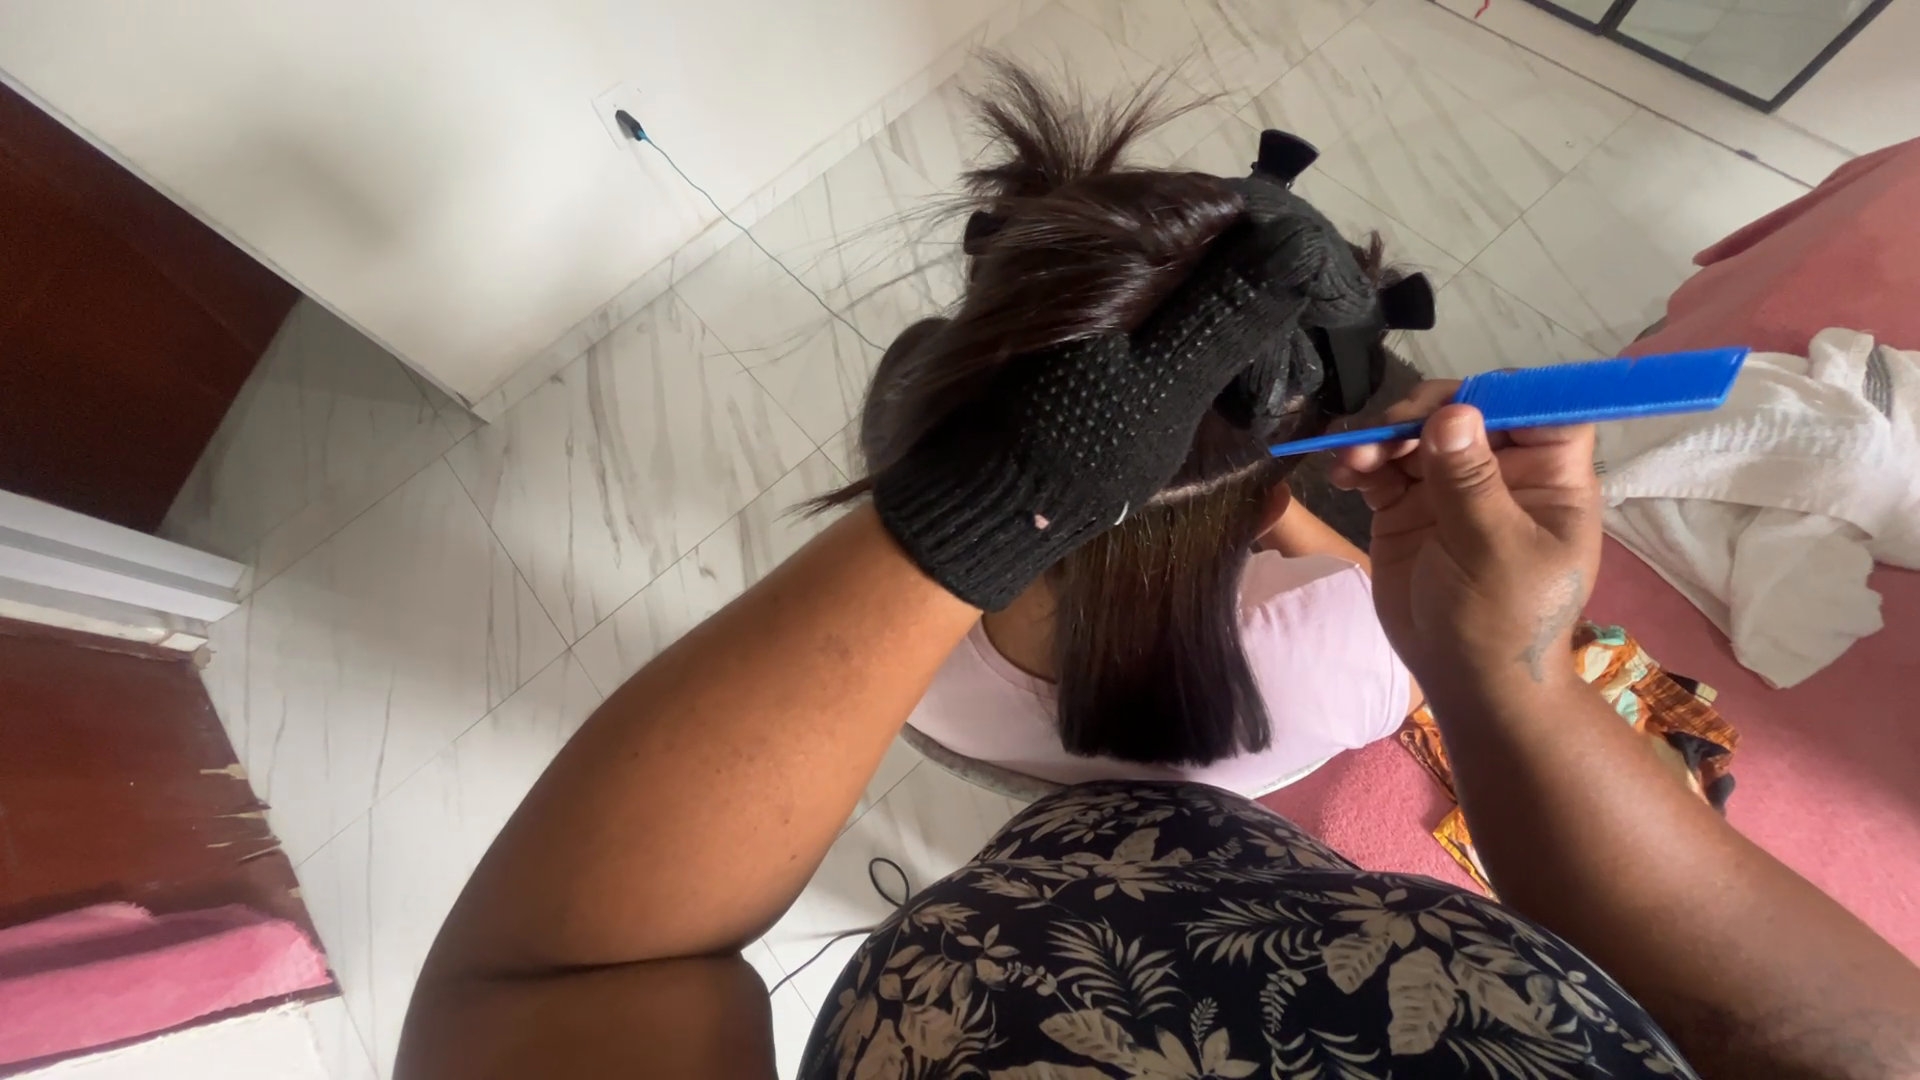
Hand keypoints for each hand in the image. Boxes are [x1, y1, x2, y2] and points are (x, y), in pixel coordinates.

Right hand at [1329, 381, 1600, 699]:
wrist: (1459, 672)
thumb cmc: (1501, 618)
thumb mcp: (1494, 549)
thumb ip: (1470, 482)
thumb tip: (1452, 413)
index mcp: (1546, 476)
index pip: (1538, 409)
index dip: (1499, 395)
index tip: (1449, 407)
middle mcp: (1498, 473)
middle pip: (1462, 414)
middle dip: (1418, 415)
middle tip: (1383, 433)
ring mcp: (1446, 488)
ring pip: (1412, 437)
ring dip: (1379, 440)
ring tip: (1351, 462)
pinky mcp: (1403, 507)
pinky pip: (1379, 470)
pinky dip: (1358, 465)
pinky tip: (1341, 475)